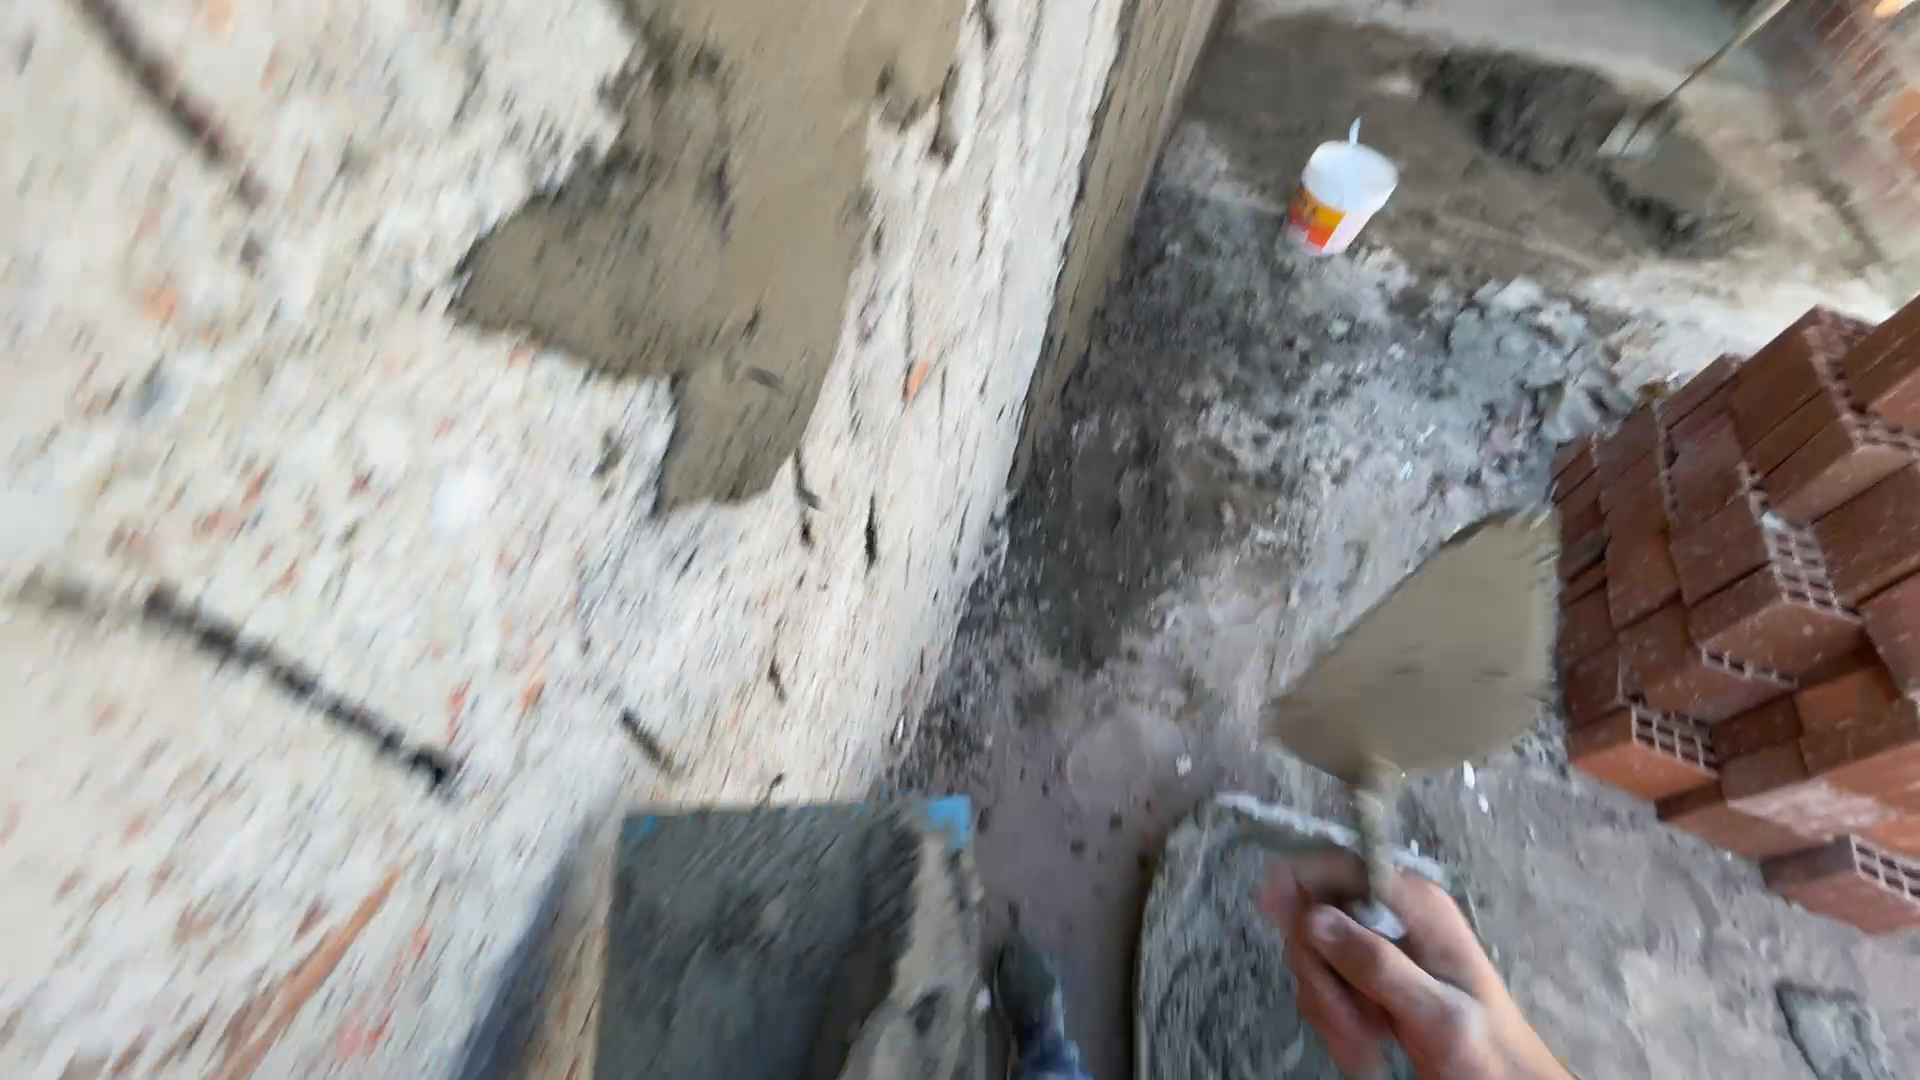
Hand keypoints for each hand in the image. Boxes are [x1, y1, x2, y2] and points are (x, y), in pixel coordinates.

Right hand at [1258, 855, 1571, 1079]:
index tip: (1270, 911)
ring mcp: (1373, 938)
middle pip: (1312, 911)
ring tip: (1362, 1040)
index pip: (1336, 864)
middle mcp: (1387, 909)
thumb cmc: (1486, 1054)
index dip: (1297, 880)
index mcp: (1412, 900)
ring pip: (1309, 946)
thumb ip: (1378, 965)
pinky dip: (1329, 1010)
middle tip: (1345, 1019)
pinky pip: (1317, 974)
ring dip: (1325, 998)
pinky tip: (1359, 1037)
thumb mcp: (1439, 1015)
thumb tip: (1312, 918)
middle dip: (1319, 969)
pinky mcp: (1362, 968)